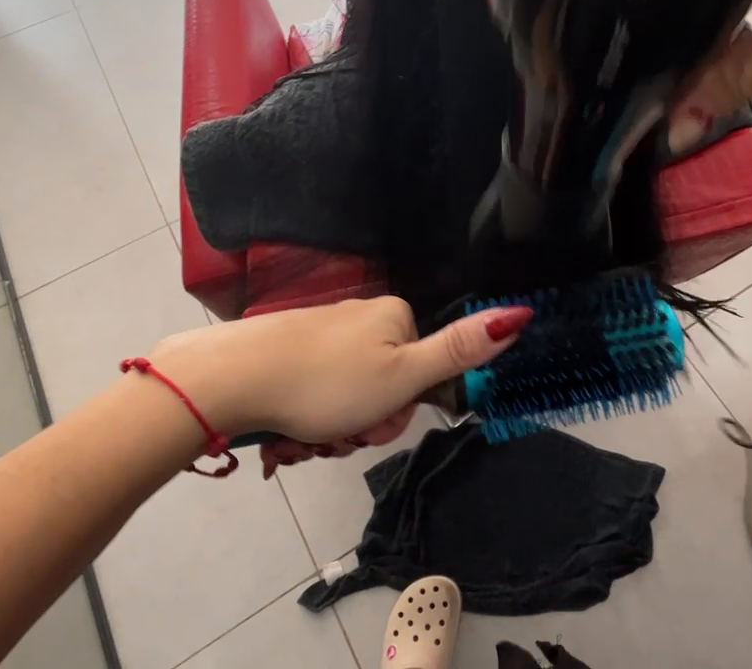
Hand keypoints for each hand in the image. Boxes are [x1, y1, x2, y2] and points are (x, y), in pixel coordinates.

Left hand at [140, 297, 531, 447]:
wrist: (230, 379)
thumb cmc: (325, 383)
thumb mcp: (401, 377)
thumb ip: (459, 350)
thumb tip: (521, 313)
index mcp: (392, 315)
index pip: (421, 369)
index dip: (401, 407)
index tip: (374, 419)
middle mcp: (359, 316)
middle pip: (384, 386)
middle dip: (364, 422)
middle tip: (338, 433)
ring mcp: (320, 331)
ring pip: (347, 396)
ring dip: (333, 430)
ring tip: (305, 437)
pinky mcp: (287, 348)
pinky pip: (314, 392)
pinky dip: (305, 419)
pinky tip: (284, 433)